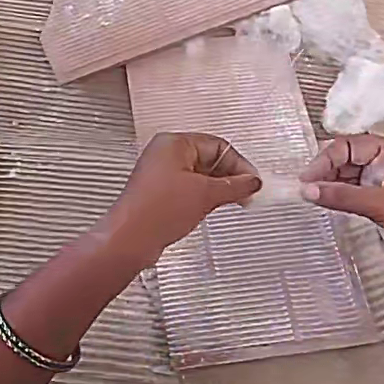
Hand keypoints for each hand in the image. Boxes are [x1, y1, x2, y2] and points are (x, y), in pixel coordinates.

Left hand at [100, 133, 261, 263]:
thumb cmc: (155, 212)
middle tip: (246, 193)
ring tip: (231, 203)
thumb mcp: (205, 195)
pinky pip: (188, 189)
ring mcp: (160, 174)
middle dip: (230, 177)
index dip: (239, 164)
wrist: (130, 239)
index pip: (218, 145)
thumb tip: (251, 182)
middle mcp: (164, 155)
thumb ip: (235, 186)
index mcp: (173, 143)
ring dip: (217, 189)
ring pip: (199, 176)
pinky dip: (202, 197)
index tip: (253, 182)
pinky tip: (209, 209)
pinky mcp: (158, 193)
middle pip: (209, 159)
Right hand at [298, 136, 383, 273]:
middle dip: (327, 171)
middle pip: (350, 159)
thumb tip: (310, 188)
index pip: (352, 145)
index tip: (308, 178)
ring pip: (352, 177)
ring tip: (315, 197)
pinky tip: (330, 203)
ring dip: (333, 185)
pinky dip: (342, 198)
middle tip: (308, 188)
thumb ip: (344, 195)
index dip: (327, 159)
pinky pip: (359, 194)